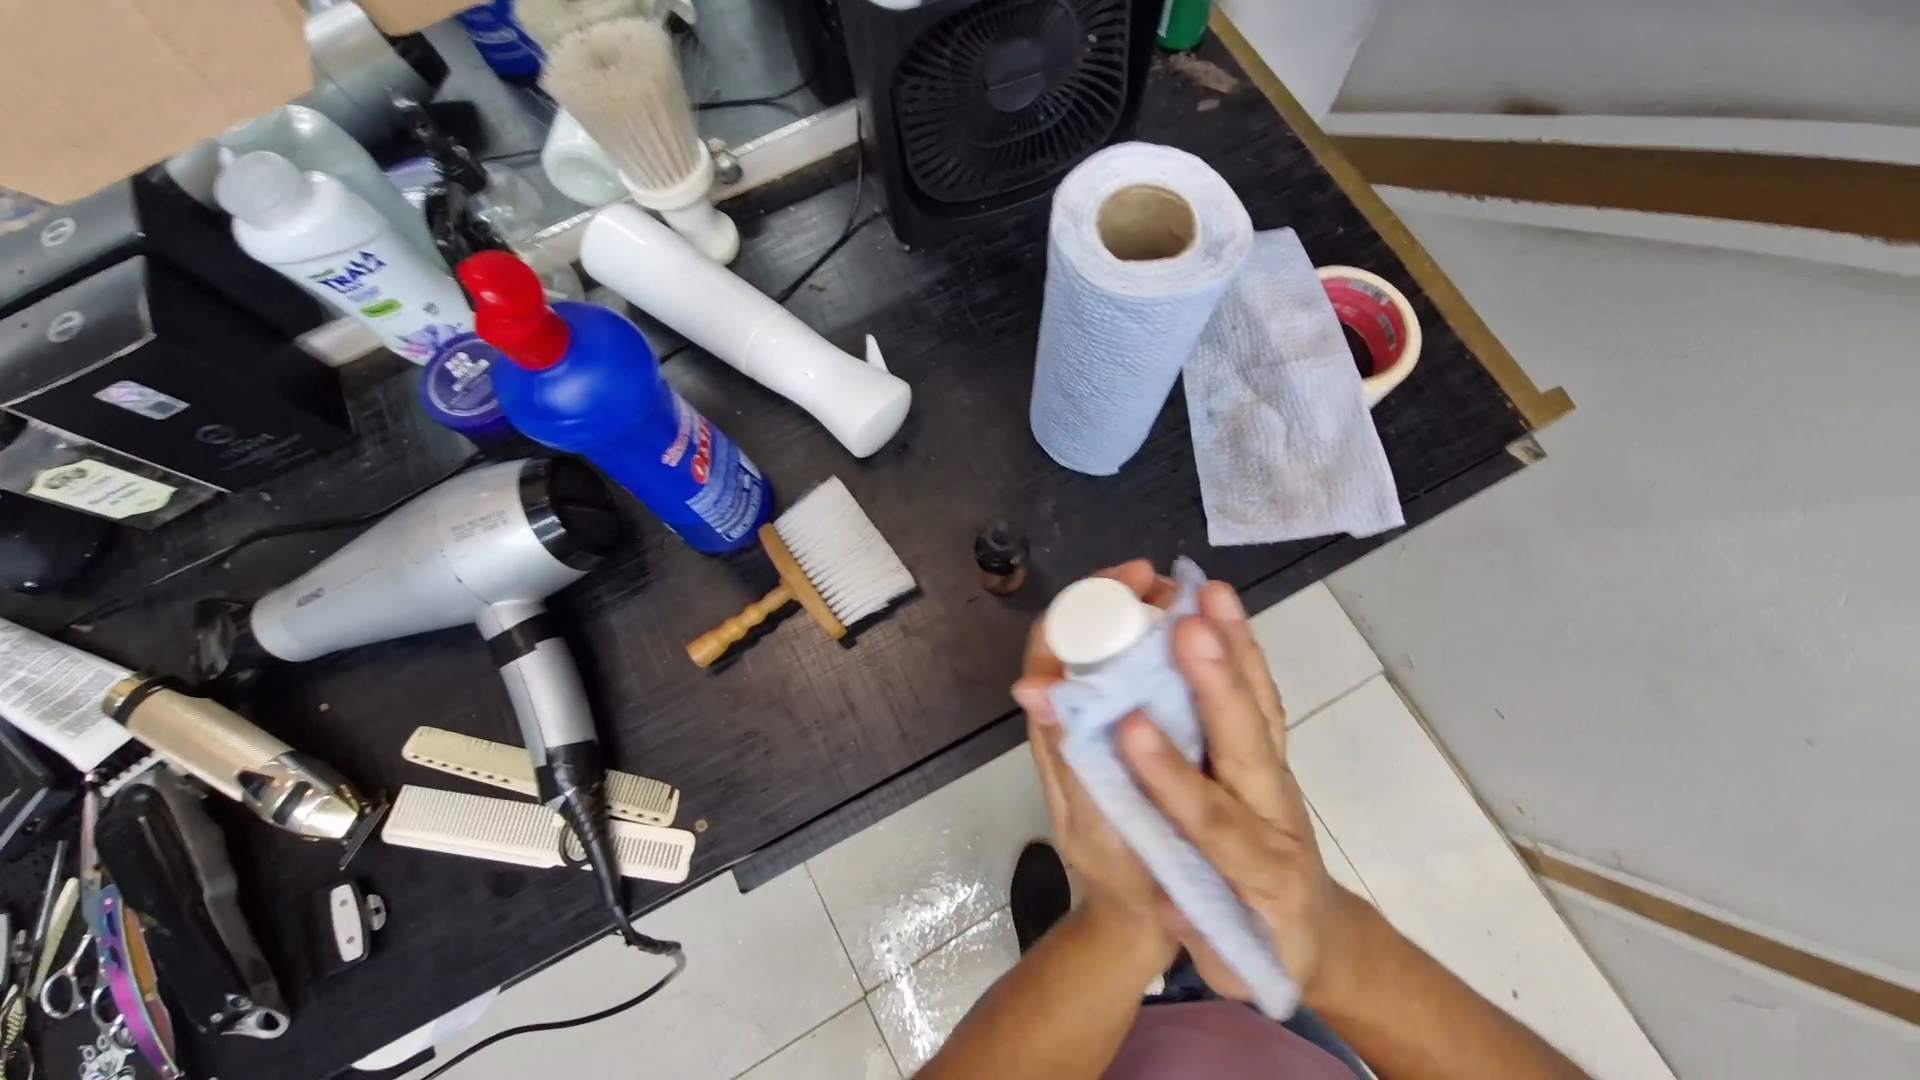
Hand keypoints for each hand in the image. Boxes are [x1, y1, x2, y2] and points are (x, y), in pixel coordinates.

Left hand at [1012, 560, 1177, 951]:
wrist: (1138, 915)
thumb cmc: (1115, 871)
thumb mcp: (1090, 822)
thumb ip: (1062, 758)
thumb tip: (1030, 685)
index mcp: (1058, 729)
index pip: (1052, 644)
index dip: (1083, 603)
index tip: (1133, 581)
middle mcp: (1079, 716)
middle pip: (1085, 637)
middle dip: (1121, 599)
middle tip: (1168, 584)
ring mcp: (1110, 724)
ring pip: (1118, 654)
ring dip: (1146, 621)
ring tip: (1187, 603)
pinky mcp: (1139, 737)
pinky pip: (1147, 682)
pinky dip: (1168, 656)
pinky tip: (1200, 648)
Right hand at [1116, 579, 1360, 1009]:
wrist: (1313, 930)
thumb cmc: (1260, 949)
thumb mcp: (1230, 966)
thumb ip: (1199, 931)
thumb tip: (1162, 896)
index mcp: (1260, 870)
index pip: (1214, 821)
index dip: (1172, 776)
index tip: (1130, 730)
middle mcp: (1275, 811)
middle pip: (1247, 743)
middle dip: (1214, 685)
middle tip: (1183, 628)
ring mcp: (1277, 775)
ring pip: (1259, 705)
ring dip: (1234, 645)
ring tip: (1207, 593)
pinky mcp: (1271, 752)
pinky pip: (1261, 694)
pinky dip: (1243, 646)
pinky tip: (1217, 605)